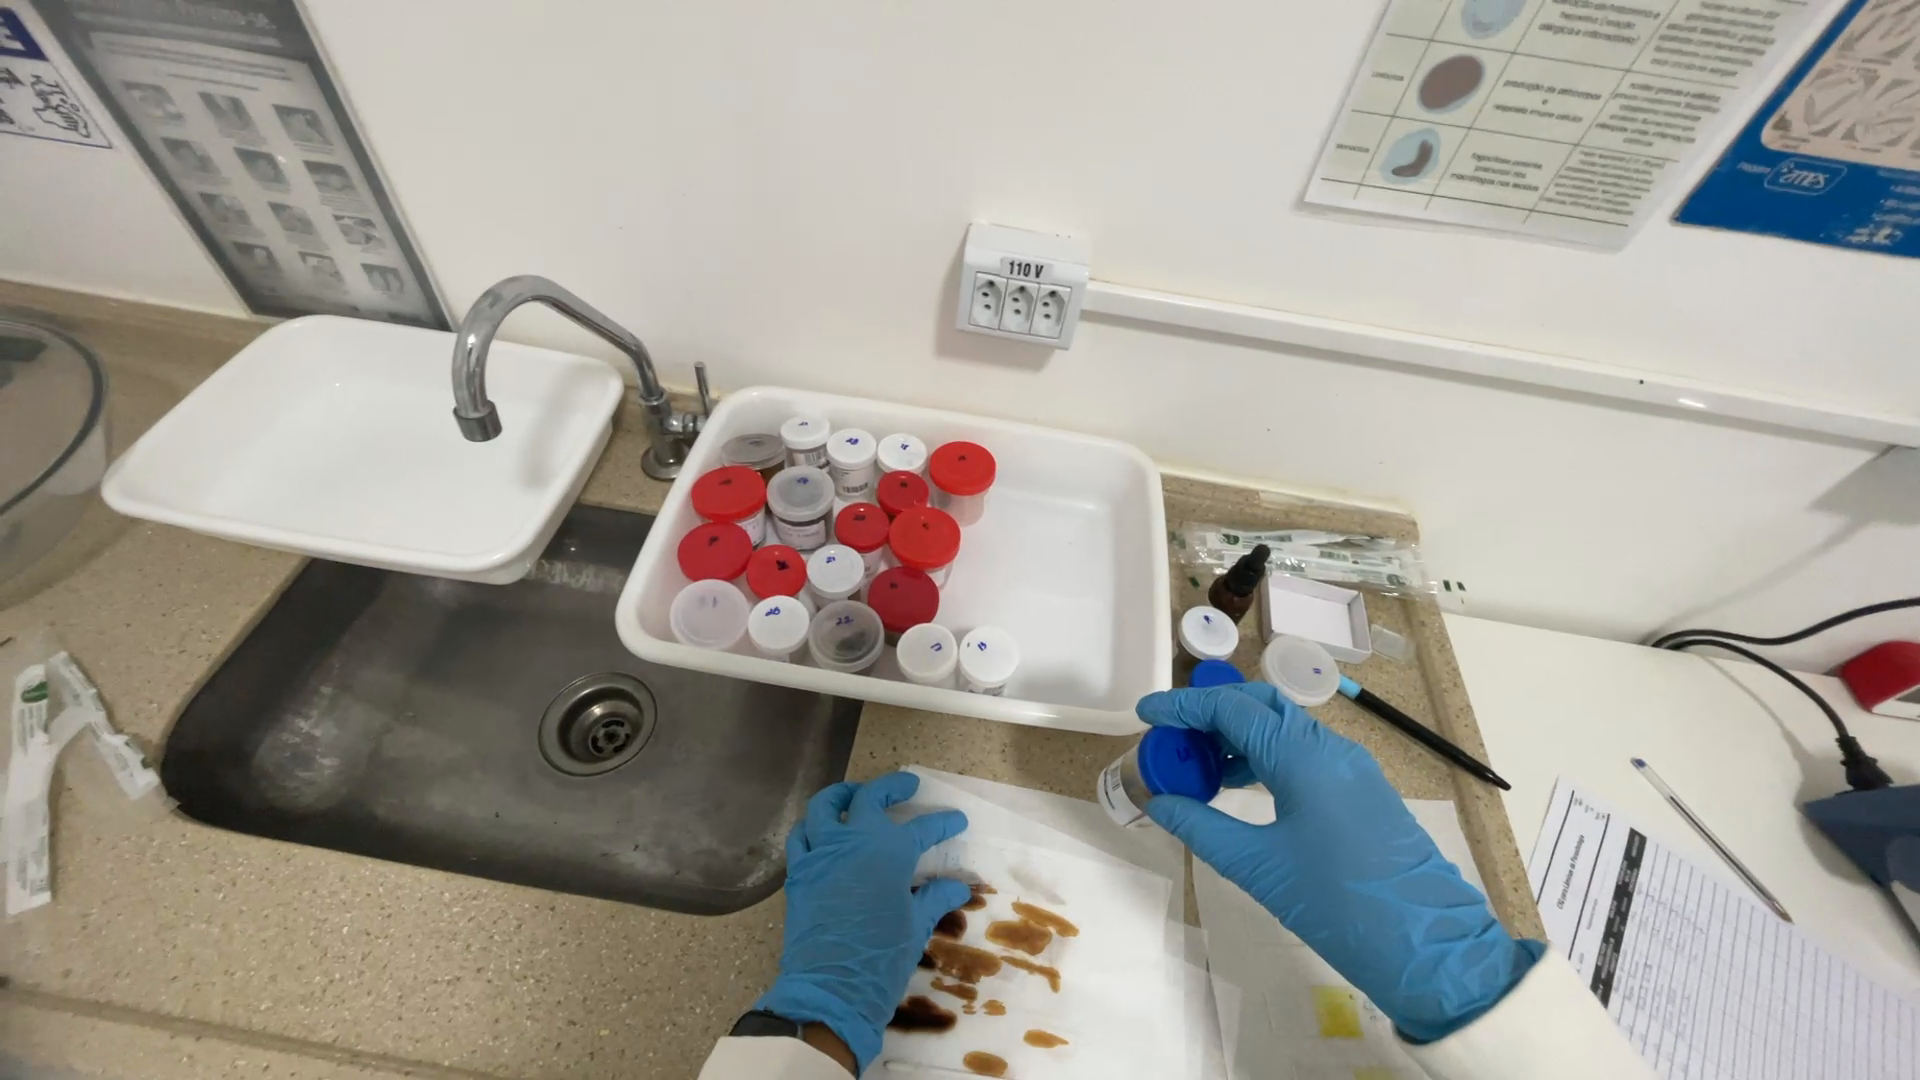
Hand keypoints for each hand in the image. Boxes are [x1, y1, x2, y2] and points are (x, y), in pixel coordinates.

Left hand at [755, 772, 971, 1072]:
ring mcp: (822, 853)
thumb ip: (935, 898)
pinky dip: (811, 827)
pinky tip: (821, 830)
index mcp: (889, 853)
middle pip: (870, 798)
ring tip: (855, 793)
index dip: (942, 823)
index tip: (956, 819)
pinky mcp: (799, 871)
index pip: (922, 828)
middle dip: (892, 786)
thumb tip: (959, 886)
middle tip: (908, 785)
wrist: (830, 992)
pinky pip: (801, 837)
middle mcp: (854, 841)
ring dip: (843, 794)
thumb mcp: (916, 927)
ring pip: (826, 806)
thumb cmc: (880, 959)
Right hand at [1140, 683, 1542, 1042]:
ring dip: (1238, 732)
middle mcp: (1329, 748)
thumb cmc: (1337, 907)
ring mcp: (1350, 766)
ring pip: (1283, 725)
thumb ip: (1201, 826)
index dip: (1183, 707)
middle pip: (1261, 703)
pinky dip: (1264, 753)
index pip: (1232, 709)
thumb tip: (1157, 802)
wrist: (1434, 955)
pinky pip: (1302, 749)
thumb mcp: (1258, 868)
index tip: (1146, 715)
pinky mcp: (1360, 787)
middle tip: (1175, 734)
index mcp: (1303, 758)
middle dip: (1212, 710)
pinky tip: (1240, 784)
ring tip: (1200, 765)